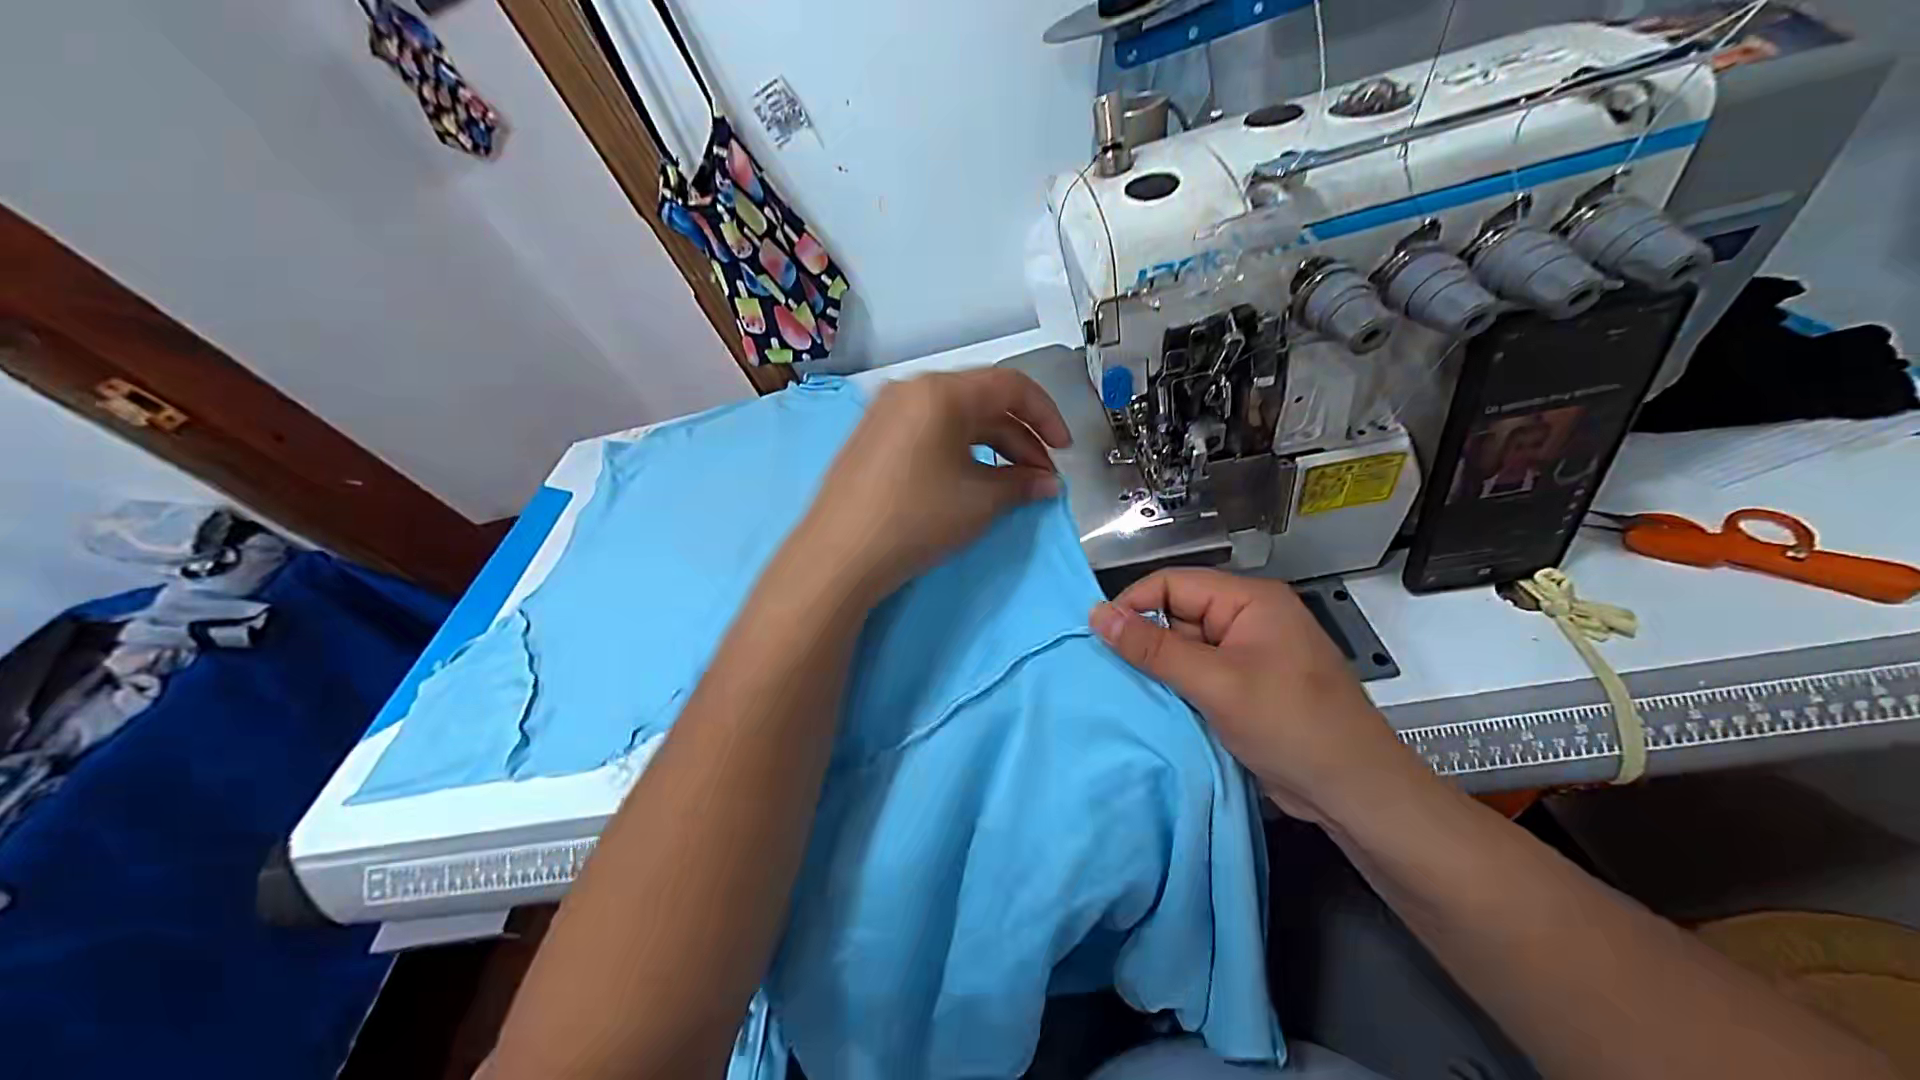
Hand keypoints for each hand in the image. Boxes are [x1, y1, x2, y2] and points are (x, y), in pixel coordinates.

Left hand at [797, 368, 1071, 602]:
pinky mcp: (872, 437)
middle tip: (1041, 477)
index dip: (1046, 416)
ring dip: (992, 447)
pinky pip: (929, 432)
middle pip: (982, 401)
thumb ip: (1022, 483)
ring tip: (1012, 485)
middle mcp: (911, 389)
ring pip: (955, 419)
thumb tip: (1047, 483)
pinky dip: (960, 451)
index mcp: (941, 391)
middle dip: (1020, 437)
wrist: (838, 556)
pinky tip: (971, 481)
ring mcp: (886, 412)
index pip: (1011, 386)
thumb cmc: (916, 518)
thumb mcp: (979, 501)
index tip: (1063, 450)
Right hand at [1090, 568, 1422, 822]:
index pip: (1173, 583)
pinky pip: (1195, 676)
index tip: (1099, 636)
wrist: (1353, 793)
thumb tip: (1097, 615)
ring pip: (1182, 650)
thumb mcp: (1216, 683)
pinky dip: (1173, 690)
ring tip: (1126, 691)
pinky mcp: (1242, 688)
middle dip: (1144, 641)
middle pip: (1176, 615)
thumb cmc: (1293, 726)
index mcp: (1250, 600)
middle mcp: (1247, 620)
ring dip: (1157, 670)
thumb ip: (1153, 648)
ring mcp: (1245, 656)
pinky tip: (1151, 707)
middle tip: (1110, 671)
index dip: (1134, 604)